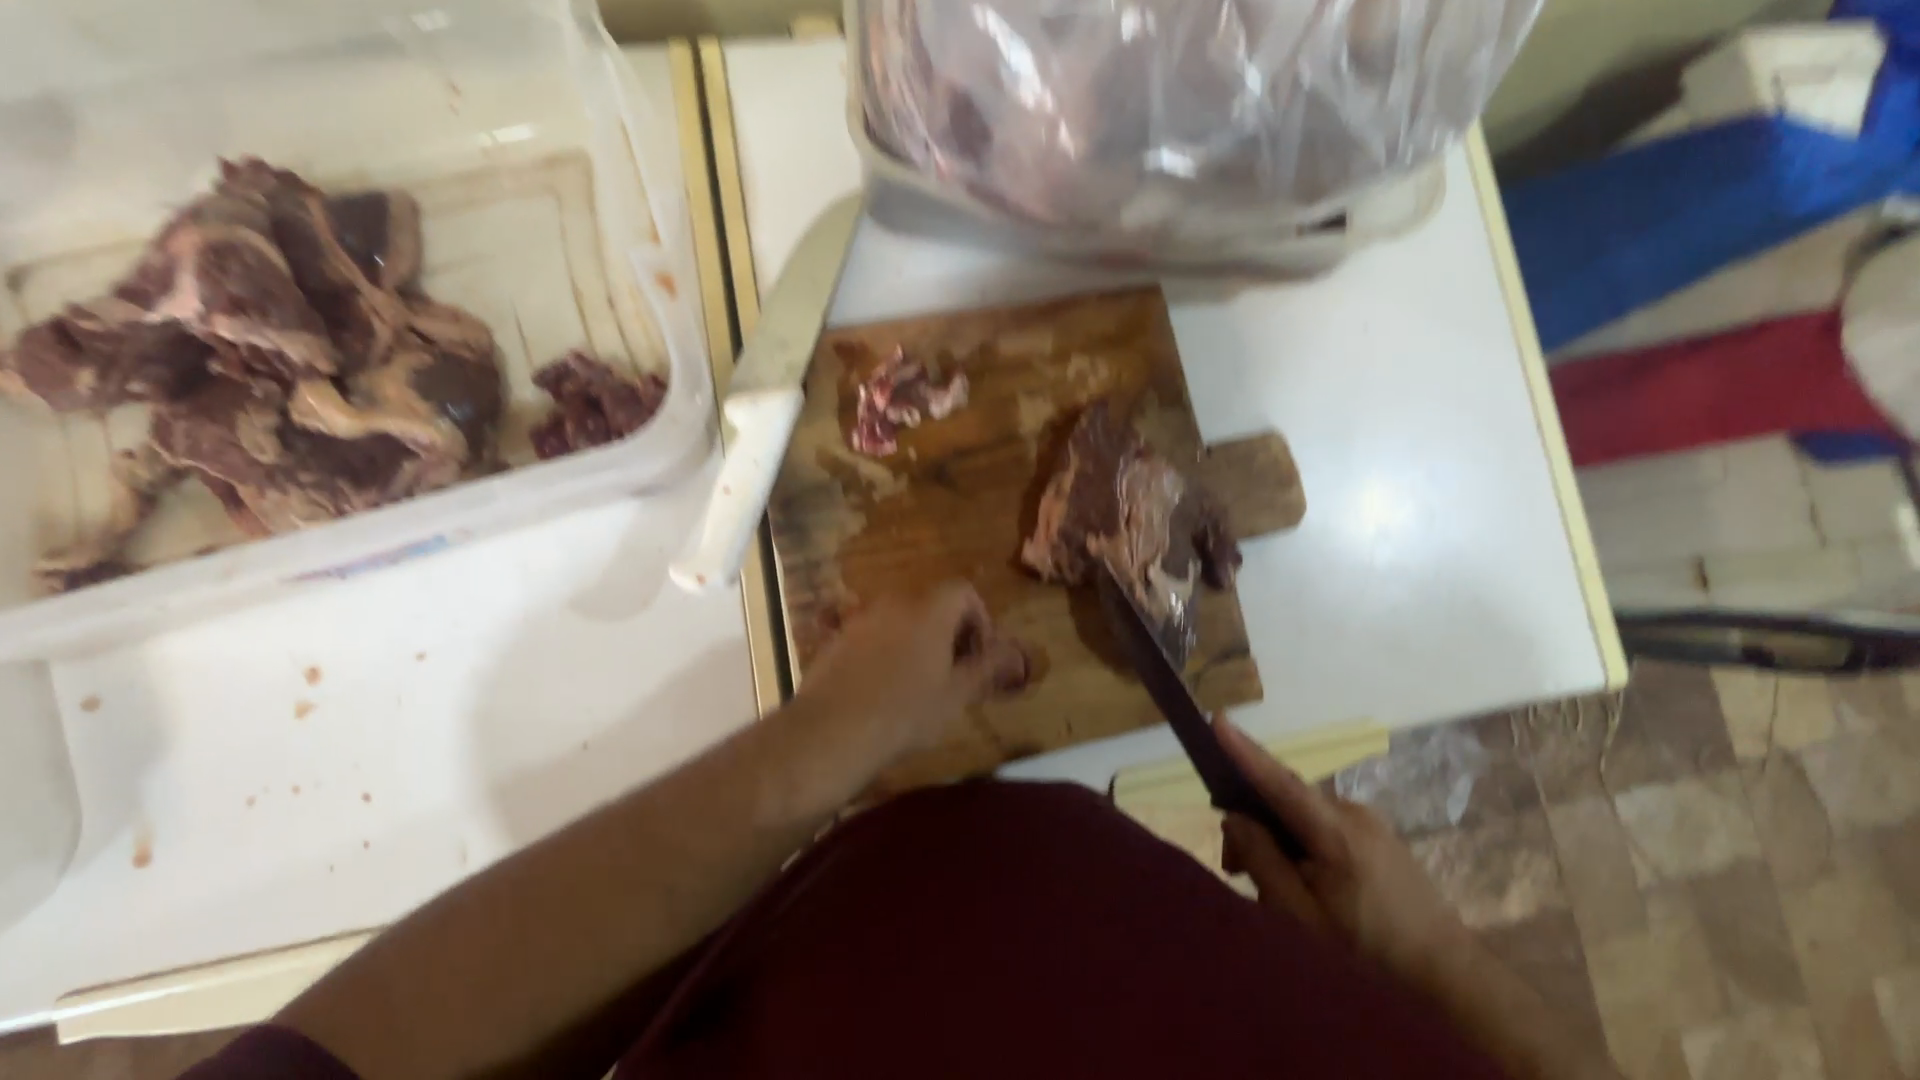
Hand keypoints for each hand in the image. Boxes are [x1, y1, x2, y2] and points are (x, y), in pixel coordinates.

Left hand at [795, 582, 1030, 756]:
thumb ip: (987, 667)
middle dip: (948, 631)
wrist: (832, 730)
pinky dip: (885, 650)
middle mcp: (894, 603)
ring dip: (916, 640)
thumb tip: (1013, 653)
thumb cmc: (906, 712)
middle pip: (931, 603)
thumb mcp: (957, 694)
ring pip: (899, 619)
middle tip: (954, 670)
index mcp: (929, 610)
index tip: (979, 654)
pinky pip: (871, 635)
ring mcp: (860, 618)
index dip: (978, 618)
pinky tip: (883, 687)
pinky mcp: (835, 638)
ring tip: (920, 681)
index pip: (963, 591)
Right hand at [1214, 717, 1468, 982]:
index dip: (1245, 753)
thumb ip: (1263, 861)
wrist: (1447, 976)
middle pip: (1286, 800)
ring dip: (1277, 840)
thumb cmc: (1366, 953)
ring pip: (1303, 816)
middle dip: (1253, 824)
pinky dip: (1301, 845)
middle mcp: (1355, 814)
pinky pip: (1324, 827)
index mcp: (1337, 833)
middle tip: (1232, 869)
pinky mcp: (1379, 838)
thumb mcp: (1301, 918)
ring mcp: (1371, 824)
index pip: (1280, 783)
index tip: (1219, 721)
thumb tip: (1234, 816)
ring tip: (1269, 888)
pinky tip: (1300, 884)